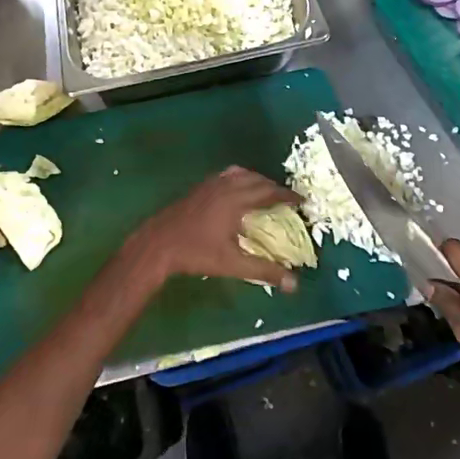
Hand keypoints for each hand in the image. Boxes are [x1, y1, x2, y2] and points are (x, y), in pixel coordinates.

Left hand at [112, 167, 300, 291]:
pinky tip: (237, 193)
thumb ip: (264, 271)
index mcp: (236, 201)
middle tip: (286, 200)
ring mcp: (210, 185)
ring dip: (257, 180)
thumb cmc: (196, 253)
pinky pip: (227, 175)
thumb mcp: (233, 264)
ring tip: (265, 193)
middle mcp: (225, 187)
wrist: (158, 244)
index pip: (269, 192)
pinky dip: (240, 178)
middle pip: (257, 180)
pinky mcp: (199, 188)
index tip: (301, 201)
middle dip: (274, 187)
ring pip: (240, 173)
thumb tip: (294, 284)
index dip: (287, 196)